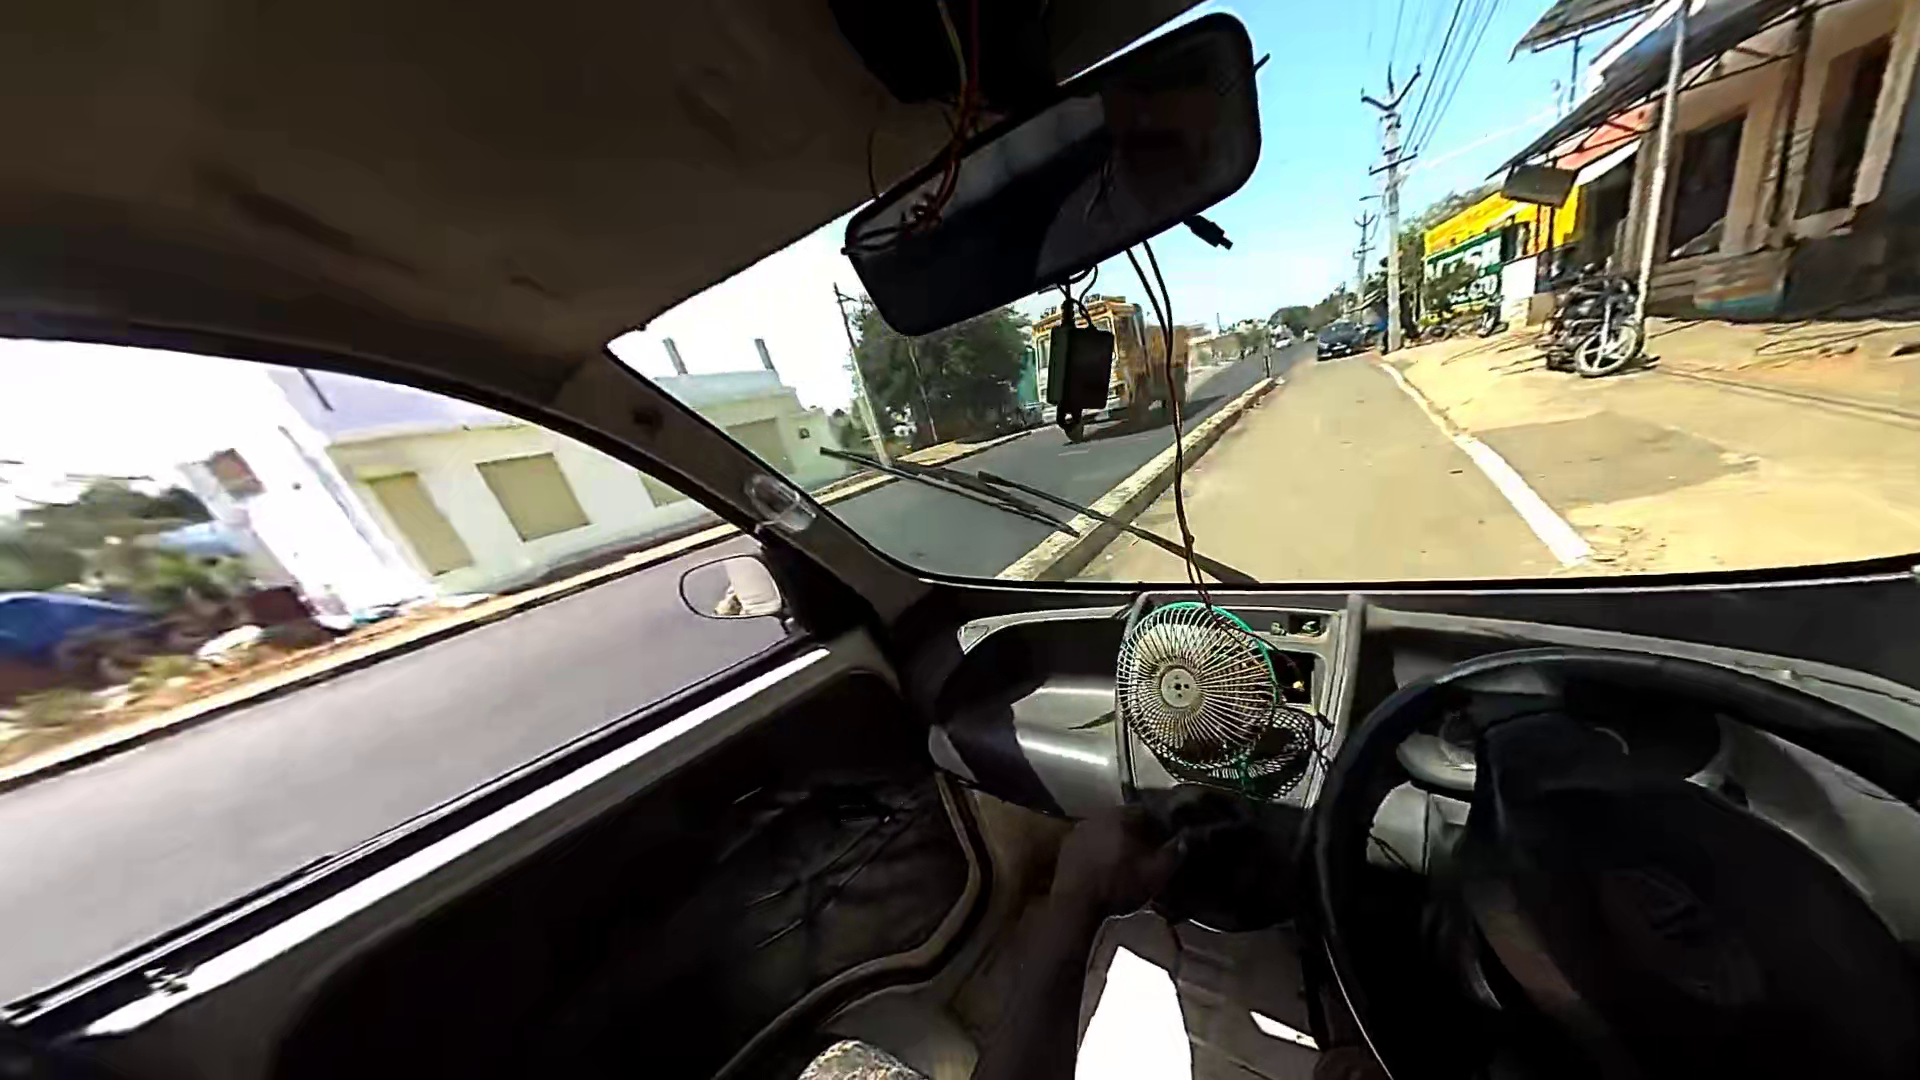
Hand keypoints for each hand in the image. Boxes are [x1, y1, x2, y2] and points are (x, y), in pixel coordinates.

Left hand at [1050, 805, 1184, 918]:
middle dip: (1139, 830)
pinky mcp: (1069, 842)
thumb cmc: (1117, 885)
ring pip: (1107, 827)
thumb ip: (1172, 854)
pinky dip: (1101, 846)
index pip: (1146, 810)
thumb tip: (1186, 837)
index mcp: (1120, 816)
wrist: (1077, 901)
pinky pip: (1092, 838)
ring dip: (1119, 838)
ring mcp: (1081, 827)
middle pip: (1125, 818)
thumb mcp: (1154, 875)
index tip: (1167, 836)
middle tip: (1150, 848)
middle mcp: (1099, 814)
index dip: (1159, 823)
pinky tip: (1107, 862)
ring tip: (1129, 857)